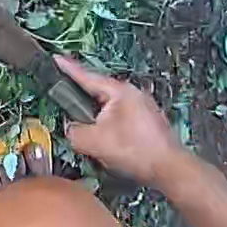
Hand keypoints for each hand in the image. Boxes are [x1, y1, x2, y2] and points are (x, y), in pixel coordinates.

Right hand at [55, 55, 192, 185]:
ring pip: (109, 106)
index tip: (56, 58)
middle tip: (66, 98)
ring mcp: (142, 106)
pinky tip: (106, 137)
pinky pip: (120, 116)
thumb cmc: (134, 150)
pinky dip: (108, 123)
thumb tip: (70, 129)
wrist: (170, 168)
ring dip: (96, 114)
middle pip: (99, 92)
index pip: (87, 77)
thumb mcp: (94, 142)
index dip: (69, 68)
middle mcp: (132, 93)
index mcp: (119, 91)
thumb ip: (74, 132)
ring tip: (86, 126)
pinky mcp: (147, 121)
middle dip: (82, 97)